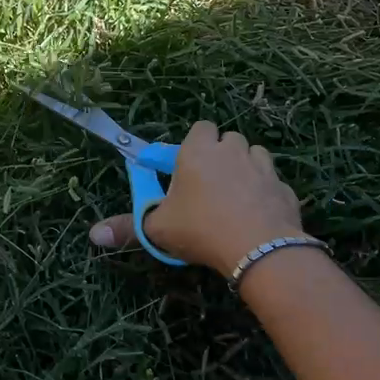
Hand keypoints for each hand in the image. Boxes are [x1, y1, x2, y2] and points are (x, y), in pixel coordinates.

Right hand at [88, 120, 307, 271]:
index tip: (187, 168)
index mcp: (198, 151)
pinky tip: (258, 216)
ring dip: (246, 169)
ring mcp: (263, 168)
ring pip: (255, 156)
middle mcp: (232, 150)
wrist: (260, 250)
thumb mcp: (158, 229)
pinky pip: (273, 184)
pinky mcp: (285, 189)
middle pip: (228, 139)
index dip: (195, 144)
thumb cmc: (201, 229)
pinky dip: (266, 195)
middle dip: (221, 154)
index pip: (200, 128)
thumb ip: (127, 228)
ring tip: (235, 197)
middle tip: (208, 184)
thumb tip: (94, 234)